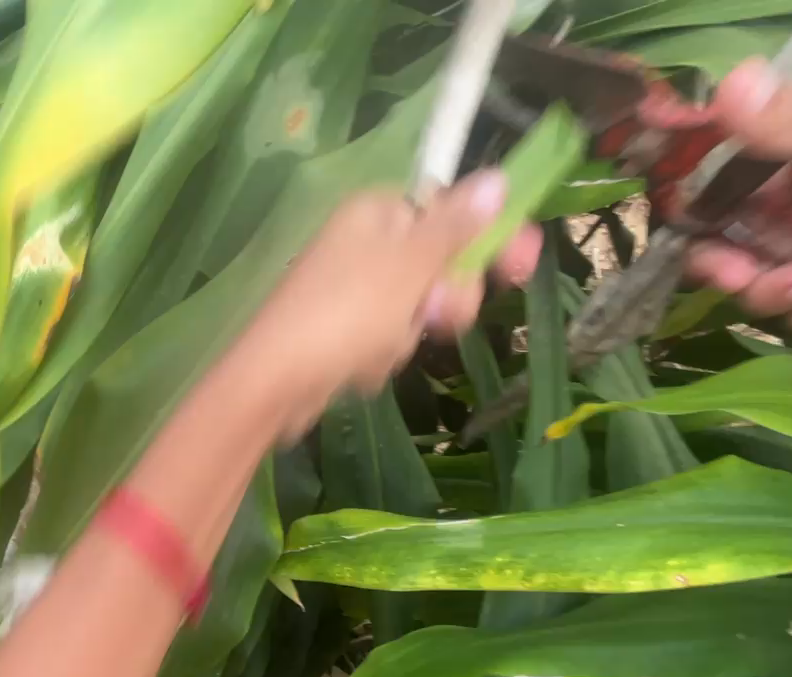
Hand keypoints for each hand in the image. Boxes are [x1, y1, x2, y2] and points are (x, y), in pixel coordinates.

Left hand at [230, 171, 540, 437]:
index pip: (449, 210)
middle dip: (440, 299)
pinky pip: (381, 340)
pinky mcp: (336, 334)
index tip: (519, 268)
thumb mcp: (409, 265)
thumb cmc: (343, 316)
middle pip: (437, 264)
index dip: (487, 238)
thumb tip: (497, 177)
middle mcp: (359, 245)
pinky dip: (376, 357)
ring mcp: (346, 292)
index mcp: (375, 214)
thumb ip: (455, 225)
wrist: (273, 384)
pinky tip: (356, 368)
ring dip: (405, 335)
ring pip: (413, 310)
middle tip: (431, 315)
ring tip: (376, 347)